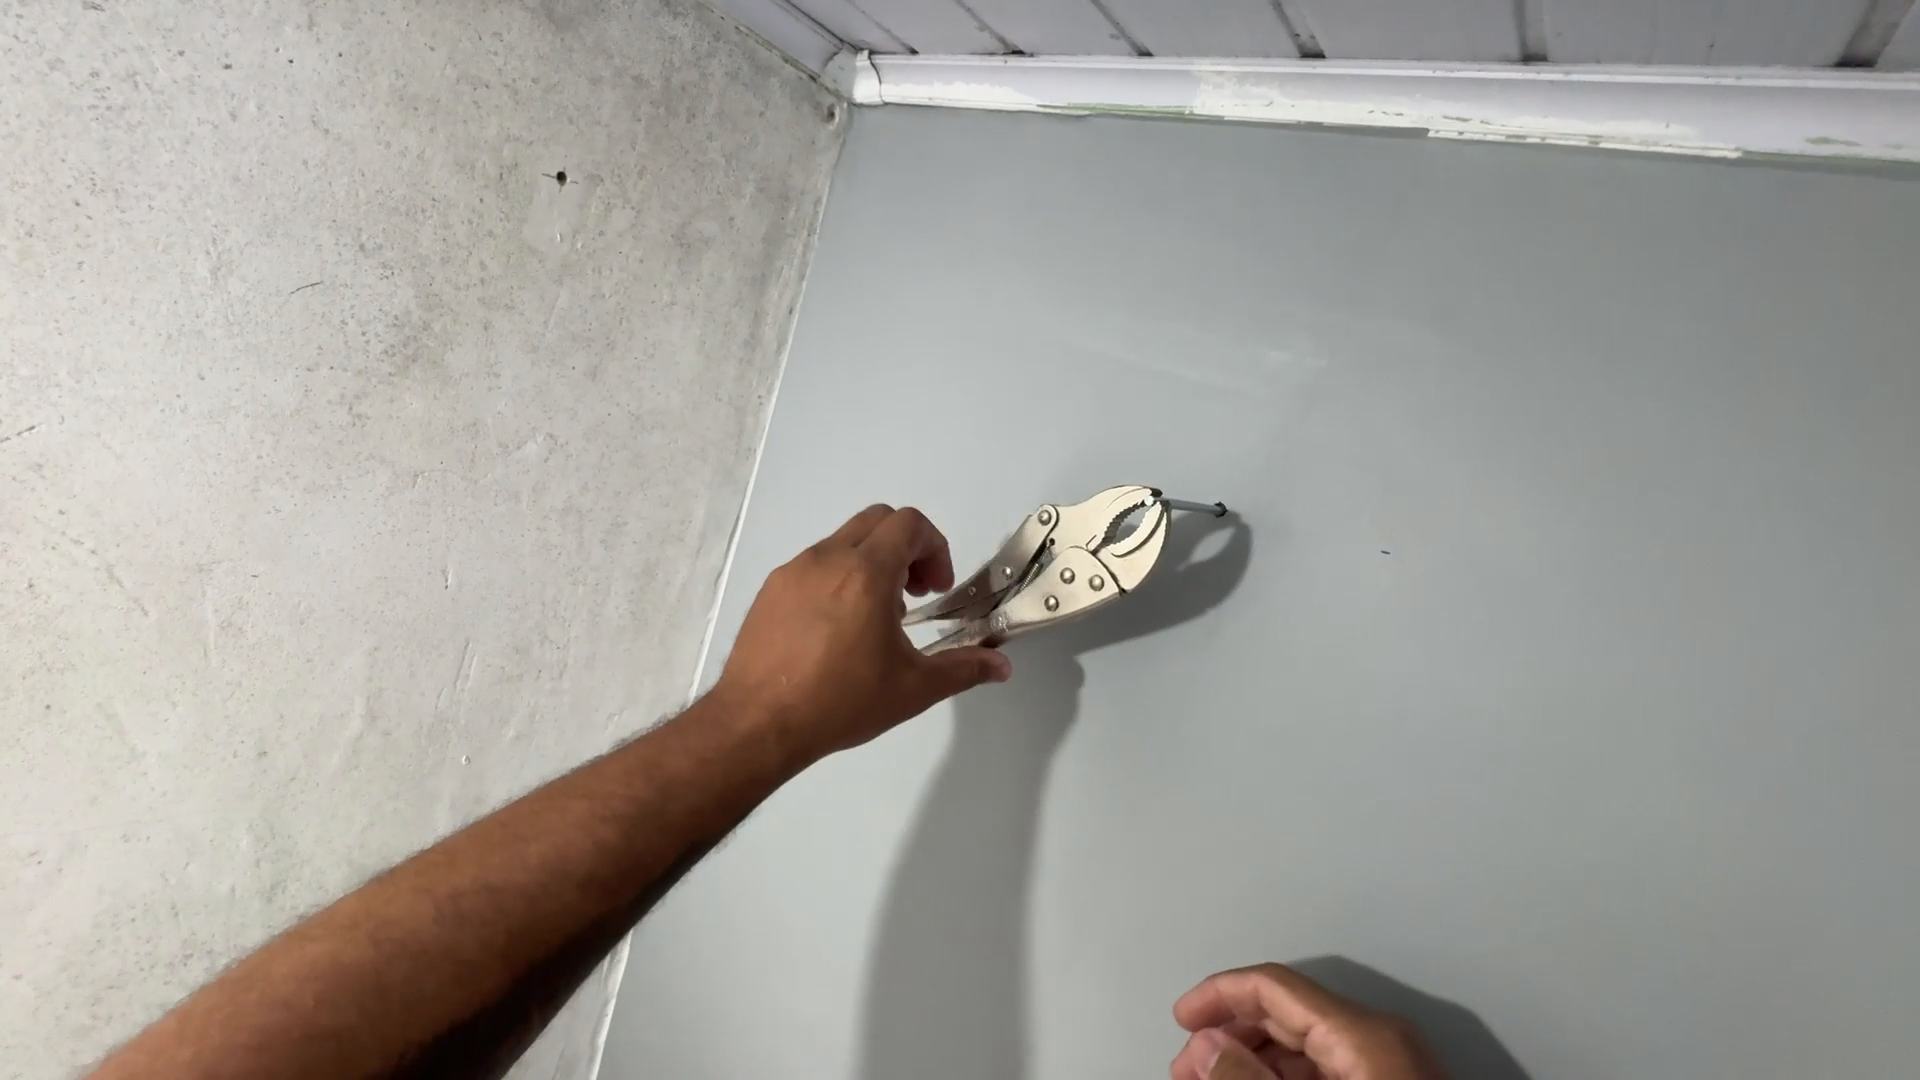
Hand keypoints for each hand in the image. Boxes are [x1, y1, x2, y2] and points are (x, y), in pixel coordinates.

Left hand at [712, 504, 1012, 759]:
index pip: (910, 523)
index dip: (935, 548)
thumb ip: (962, 669)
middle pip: (878, 520)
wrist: (757, 724)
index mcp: (866, 572)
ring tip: (876, 618)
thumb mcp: (912, 689)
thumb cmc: (840, 702)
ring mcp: (793, 571)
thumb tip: (1001, 667)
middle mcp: (827, 559)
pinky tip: (837, 630)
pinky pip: (814, 564)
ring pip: (843, 541)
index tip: (936, 589)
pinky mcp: (770, 590)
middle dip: (907, 547)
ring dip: (872, 563)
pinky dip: (838, 578)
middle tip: (914, 594)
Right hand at [1171, 964, 1447, 1079]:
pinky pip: (1326, 1071)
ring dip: (1254, 1060)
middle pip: (1285, 1013)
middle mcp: (1379, 1038)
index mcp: (1363, 1033)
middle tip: (1188, 1069)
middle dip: (1230, 1035)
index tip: (1181, 1020)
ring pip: (1303, 1046)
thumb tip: (1204, 1044)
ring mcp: (1392, 1066)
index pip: (1273, 985)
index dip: (1219, 995)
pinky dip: (1285, 1079)